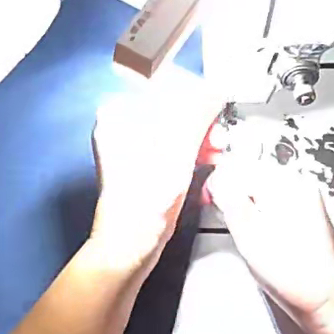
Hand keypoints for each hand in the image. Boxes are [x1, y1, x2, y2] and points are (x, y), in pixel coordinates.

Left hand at [88, 72, 218, 268]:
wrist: (130, 246)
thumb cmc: (140, 204)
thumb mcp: (179, 149)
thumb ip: (198, 113)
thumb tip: (214, 90)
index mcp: (116, 116)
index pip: (160, 87)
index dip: (192, 93)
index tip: (213, 102)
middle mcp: (119, 130)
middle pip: (170, 111)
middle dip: (200, 122)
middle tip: (216, 133)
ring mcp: (131, 151)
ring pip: (175, 132)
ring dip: (200, 140)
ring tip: (216, 150)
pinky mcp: (145, 170)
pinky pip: (173, 151)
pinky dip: (192, 155)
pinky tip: (207, 163)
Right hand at [208, 161, 333, 333]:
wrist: (328, 301)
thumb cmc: (289, 271)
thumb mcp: (247, 232)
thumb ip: (229, 197)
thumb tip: (216, 176)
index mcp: (285, 182)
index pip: (239, 166)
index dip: (219, 183)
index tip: (211, 203)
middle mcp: (298, 183)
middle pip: (250, 175)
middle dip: (233, 195)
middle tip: (230, 224)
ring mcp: (304, 198)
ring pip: (260, 191)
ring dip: (246, 207)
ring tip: (247, 234)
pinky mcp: (305, 215)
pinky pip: (272, 204)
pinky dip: (260, 216)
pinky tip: (261, 238)